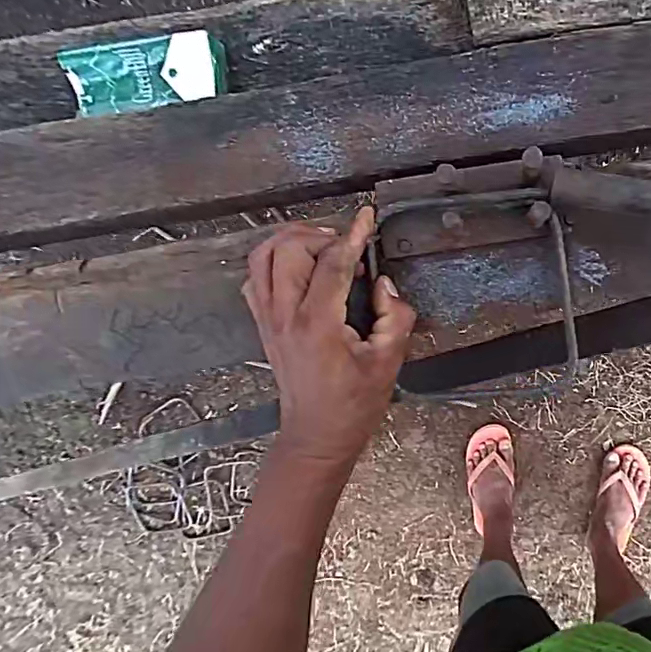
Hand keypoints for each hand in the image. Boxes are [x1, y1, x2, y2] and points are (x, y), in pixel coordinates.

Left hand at [242, 207, 415, 465]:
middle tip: (346, 241)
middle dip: (320, 234)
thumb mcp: (389, 361)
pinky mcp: (264, 325)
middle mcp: (286, 316)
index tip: (365, 217)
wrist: (318, 434)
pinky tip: (298, 268)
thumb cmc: (352, 405)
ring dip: (292, 241)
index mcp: (318, 324)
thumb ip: (394, 315)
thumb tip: (384, 285)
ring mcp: (269, 319)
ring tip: (321, 246)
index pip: (333, 263)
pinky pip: (255, 277)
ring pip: (263, 256)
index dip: (353, 235)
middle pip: (289, 248)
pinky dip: (273, 261)